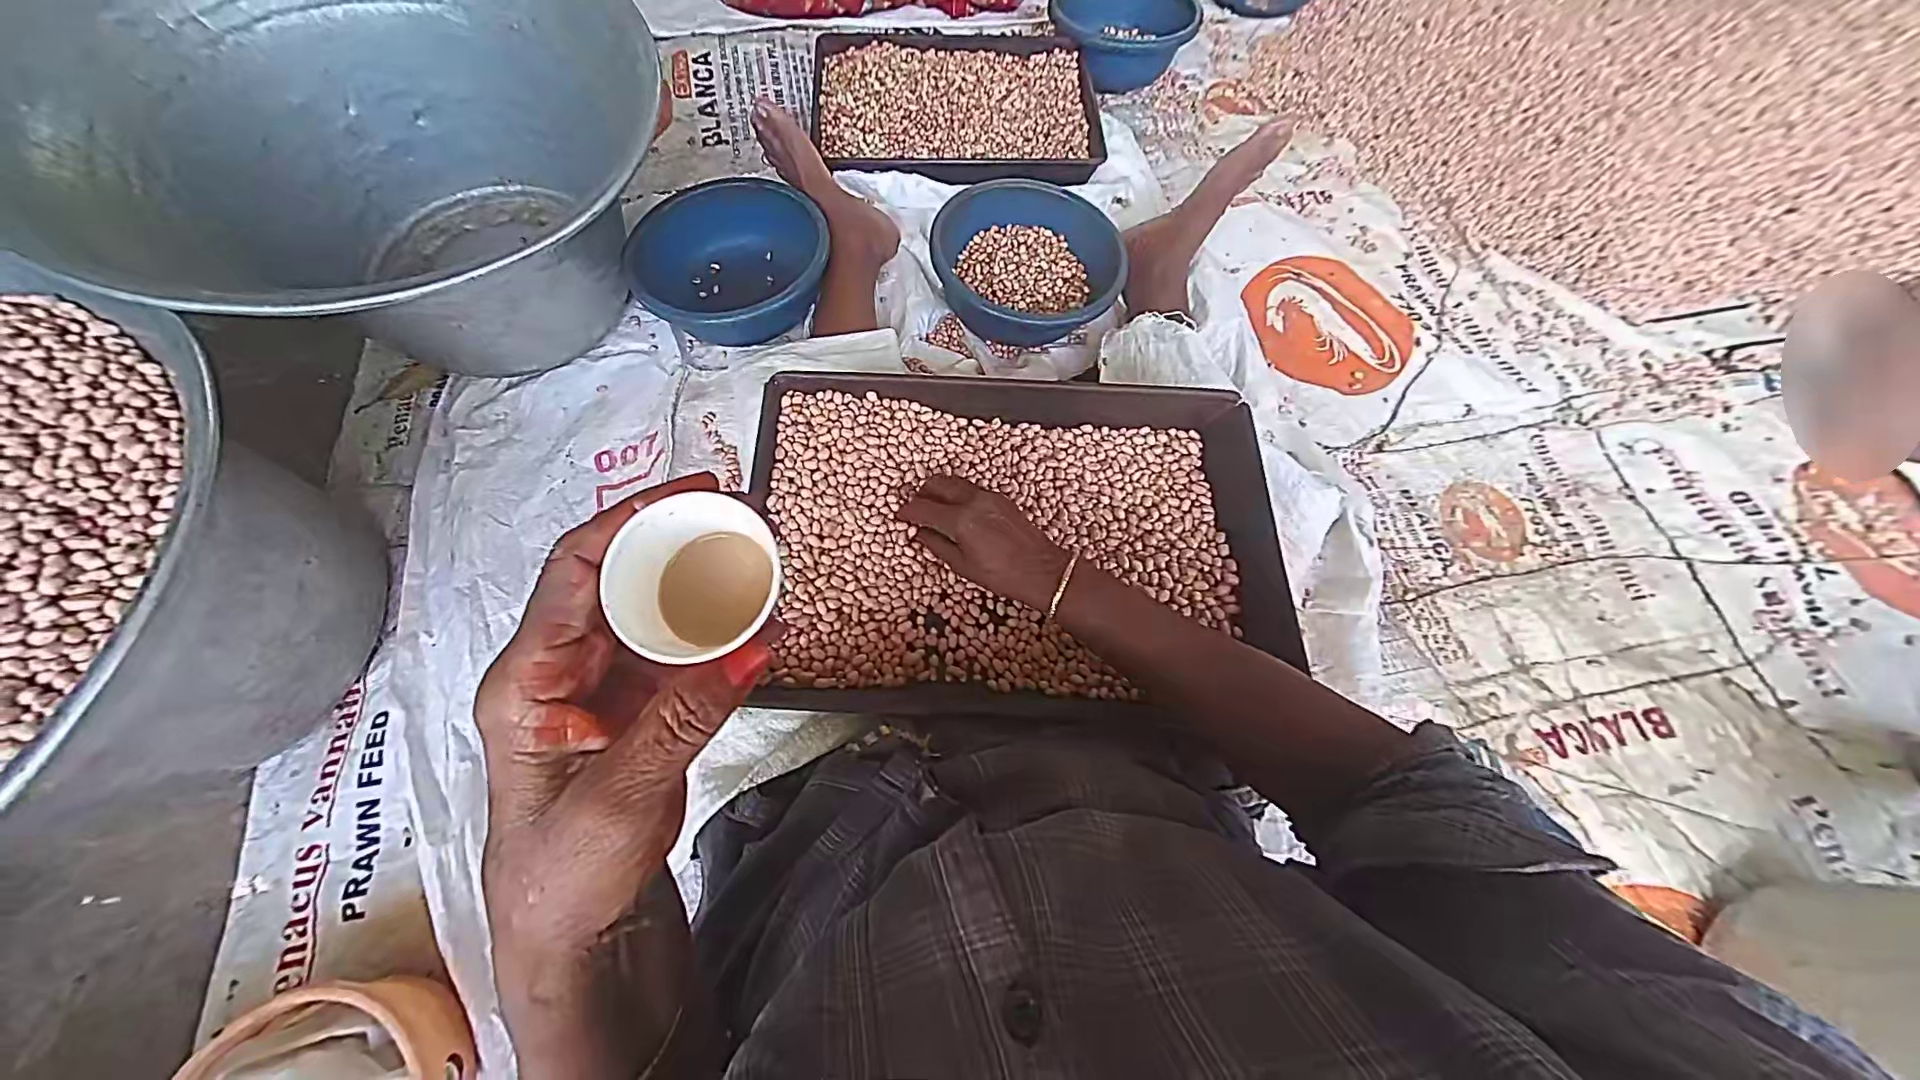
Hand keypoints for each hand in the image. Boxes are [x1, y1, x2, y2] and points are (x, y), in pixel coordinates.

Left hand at [476, 472, 777, 985]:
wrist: (574, 924)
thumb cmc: (562, 871)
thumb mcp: (620, 794)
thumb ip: (688, 716)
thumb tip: (755, 645)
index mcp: (531, 677)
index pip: (577, 569)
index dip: (632, 519)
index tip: (693, 494)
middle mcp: (568, 665)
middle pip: (626, 577)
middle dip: (684, 540)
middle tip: (745, 519)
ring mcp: (611, 681)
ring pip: (662, 608)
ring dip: (710, 582)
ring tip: (761, 558)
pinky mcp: (647, 699)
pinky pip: (689, 648)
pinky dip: (725, 630)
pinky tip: (761, 619)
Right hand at [898, 475, 1071, 610]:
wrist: (1042, 570)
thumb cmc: (1003, 575)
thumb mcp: (962, 565)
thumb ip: (937, 545)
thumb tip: (920, 533)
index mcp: (961, 521)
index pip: (923, 508)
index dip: (907, 511)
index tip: (900, 515)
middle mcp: (974, 501)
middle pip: (936, 483)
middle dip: (921, 493)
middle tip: (915, 508)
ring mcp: (989, 497)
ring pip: (954, 482)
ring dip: (939, 491)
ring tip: (933, 509)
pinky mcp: (1001, 498)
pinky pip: (970, 489)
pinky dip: (957, 495)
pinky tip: (956, 512)